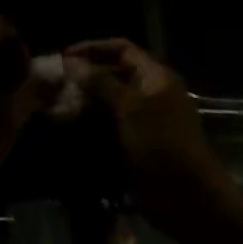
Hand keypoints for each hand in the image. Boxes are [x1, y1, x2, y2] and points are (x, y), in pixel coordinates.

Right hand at [64, 38, 228, 225]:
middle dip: (85, 74)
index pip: (122, 49)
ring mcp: (143, 118)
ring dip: (85, 98)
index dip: (93, 48)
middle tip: (56, 81)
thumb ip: (100, 82)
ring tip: (57, 102)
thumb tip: (71, 63)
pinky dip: (90, 120)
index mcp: (155, 76)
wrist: (186, 196)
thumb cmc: (160, 143)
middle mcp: (150, 92)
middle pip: (114, 73)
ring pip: (109, 99)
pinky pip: (109, 122)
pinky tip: (69, 124)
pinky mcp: (135, 141)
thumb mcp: (128, 107)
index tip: (64, 56)